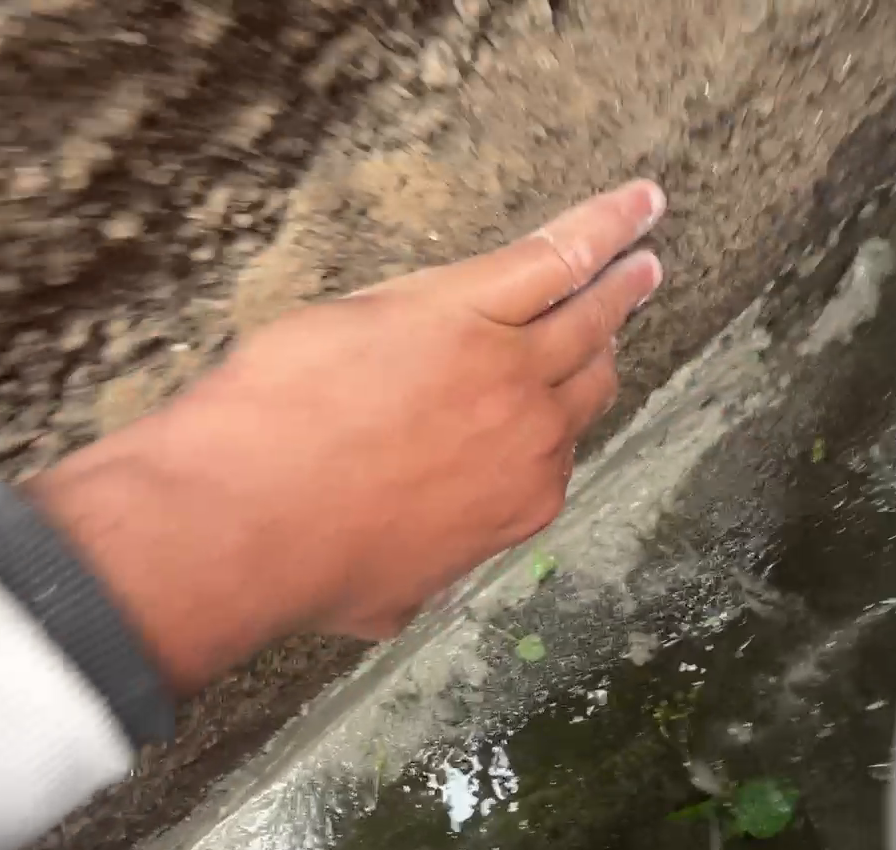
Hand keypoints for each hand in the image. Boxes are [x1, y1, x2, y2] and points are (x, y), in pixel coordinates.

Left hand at [28, 180, 666, 694]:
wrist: (254, 517)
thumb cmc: (310, 566)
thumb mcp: (386, 598)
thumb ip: (417, 577)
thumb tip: (410, 583)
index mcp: (515, 502)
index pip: (555, 452)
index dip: (553, 422)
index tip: (553, 399)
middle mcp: (530, 436)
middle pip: (584, 382)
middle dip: (601, 349)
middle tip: (619, 315)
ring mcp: (504, 367)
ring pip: (583, 316)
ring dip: (618, 284)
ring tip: (642, 260)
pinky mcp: (460, 307)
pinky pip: (554, 256)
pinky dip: (602, 226)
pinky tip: (638, 205)